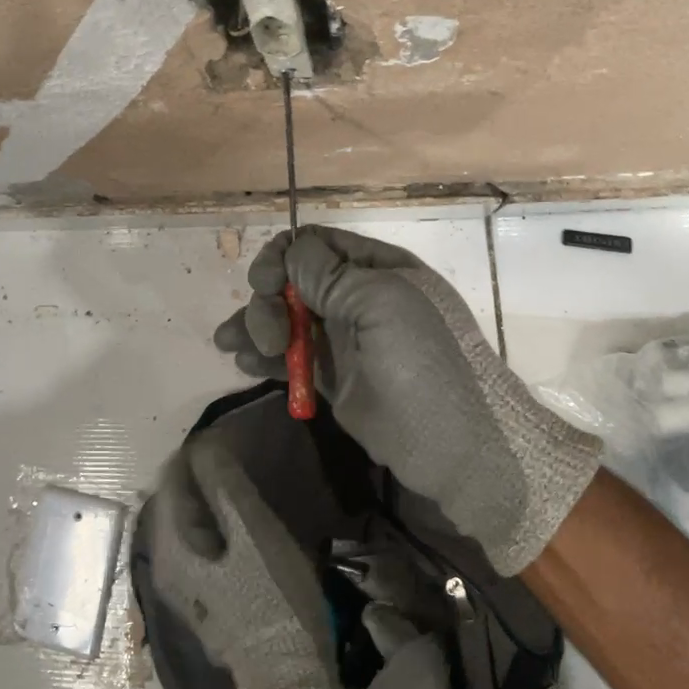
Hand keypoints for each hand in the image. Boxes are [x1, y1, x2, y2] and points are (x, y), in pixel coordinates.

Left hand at [146, 430, 451, 688]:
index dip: (195, 450)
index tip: (226, 435)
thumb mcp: (252, 534)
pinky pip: (203, 539)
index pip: (170, 476)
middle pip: (176, 497)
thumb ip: (225, 486)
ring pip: (190, 519)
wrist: (290, 676)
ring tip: (242, 476)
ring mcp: (185, 581)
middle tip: (236, 451)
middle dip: (201, 470)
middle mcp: (167, 562)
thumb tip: (205, 441)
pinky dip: (218, 518)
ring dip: (211, 494)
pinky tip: (243, 515)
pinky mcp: (206, 593)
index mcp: (171, 544)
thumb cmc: (272, 601)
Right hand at [214, 226, 602, 574]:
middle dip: (268, 301)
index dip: (283, 257)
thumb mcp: (379, 302)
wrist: (455, 444)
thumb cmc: (422, 359)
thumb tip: (289, 250)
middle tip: (266, 336)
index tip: (264, 284)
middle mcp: (357, 297)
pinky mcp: (334, 377)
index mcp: (376, 269)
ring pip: (286, 319)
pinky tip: (242, 363)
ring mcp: (345, 339)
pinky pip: (291, 358)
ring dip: (256, 326)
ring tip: (233, 346)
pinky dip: (263, 358)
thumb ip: (327, 274)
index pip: (316, 244)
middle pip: (293, 281)